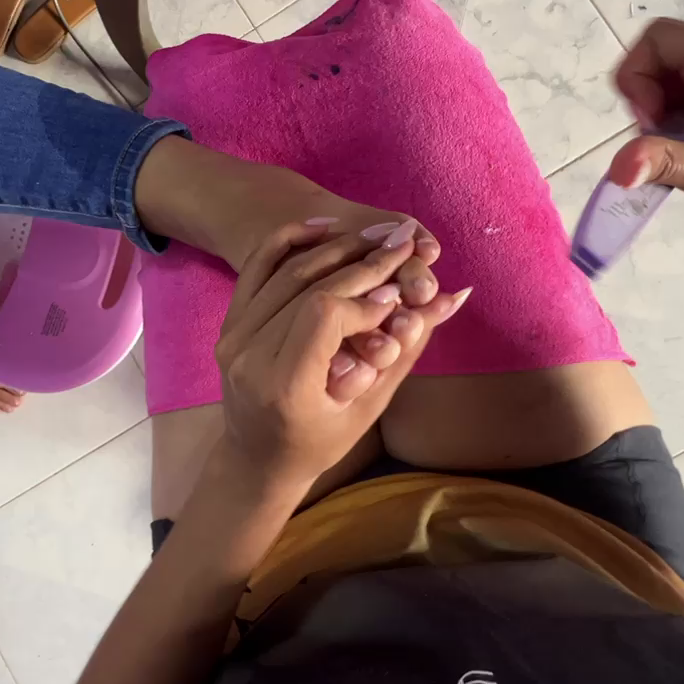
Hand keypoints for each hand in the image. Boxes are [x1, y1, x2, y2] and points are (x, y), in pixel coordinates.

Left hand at [215, 221, 471, 486]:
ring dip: (335, 246)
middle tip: (404, 243)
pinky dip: (288, 241)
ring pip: (286, 271)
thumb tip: (453, 296)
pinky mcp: (230, 323)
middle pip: (308, 287)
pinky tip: (325, 225)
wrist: (256, 458)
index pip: (324, 314)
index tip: (398, 293)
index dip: (365, 296)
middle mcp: (248, 355)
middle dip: (362, 262)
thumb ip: (407, 349)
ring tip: (377, 234)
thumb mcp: (369, 406)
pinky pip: (256, 268)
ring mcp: (233, 336)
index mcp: (283, 386)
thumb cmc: (320, 443)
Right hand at [607, 19, 683, 248]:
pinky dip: (672, 127)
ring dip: (657, 116)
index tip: (650, 120)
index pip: (658, 38)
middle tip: (659, 139)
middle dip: (644, 98)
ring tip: (676, 152)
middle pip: (661, 58)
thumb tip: (617, 169)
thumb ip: (664, 163)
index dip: (638, 75)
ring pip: (670, 82)